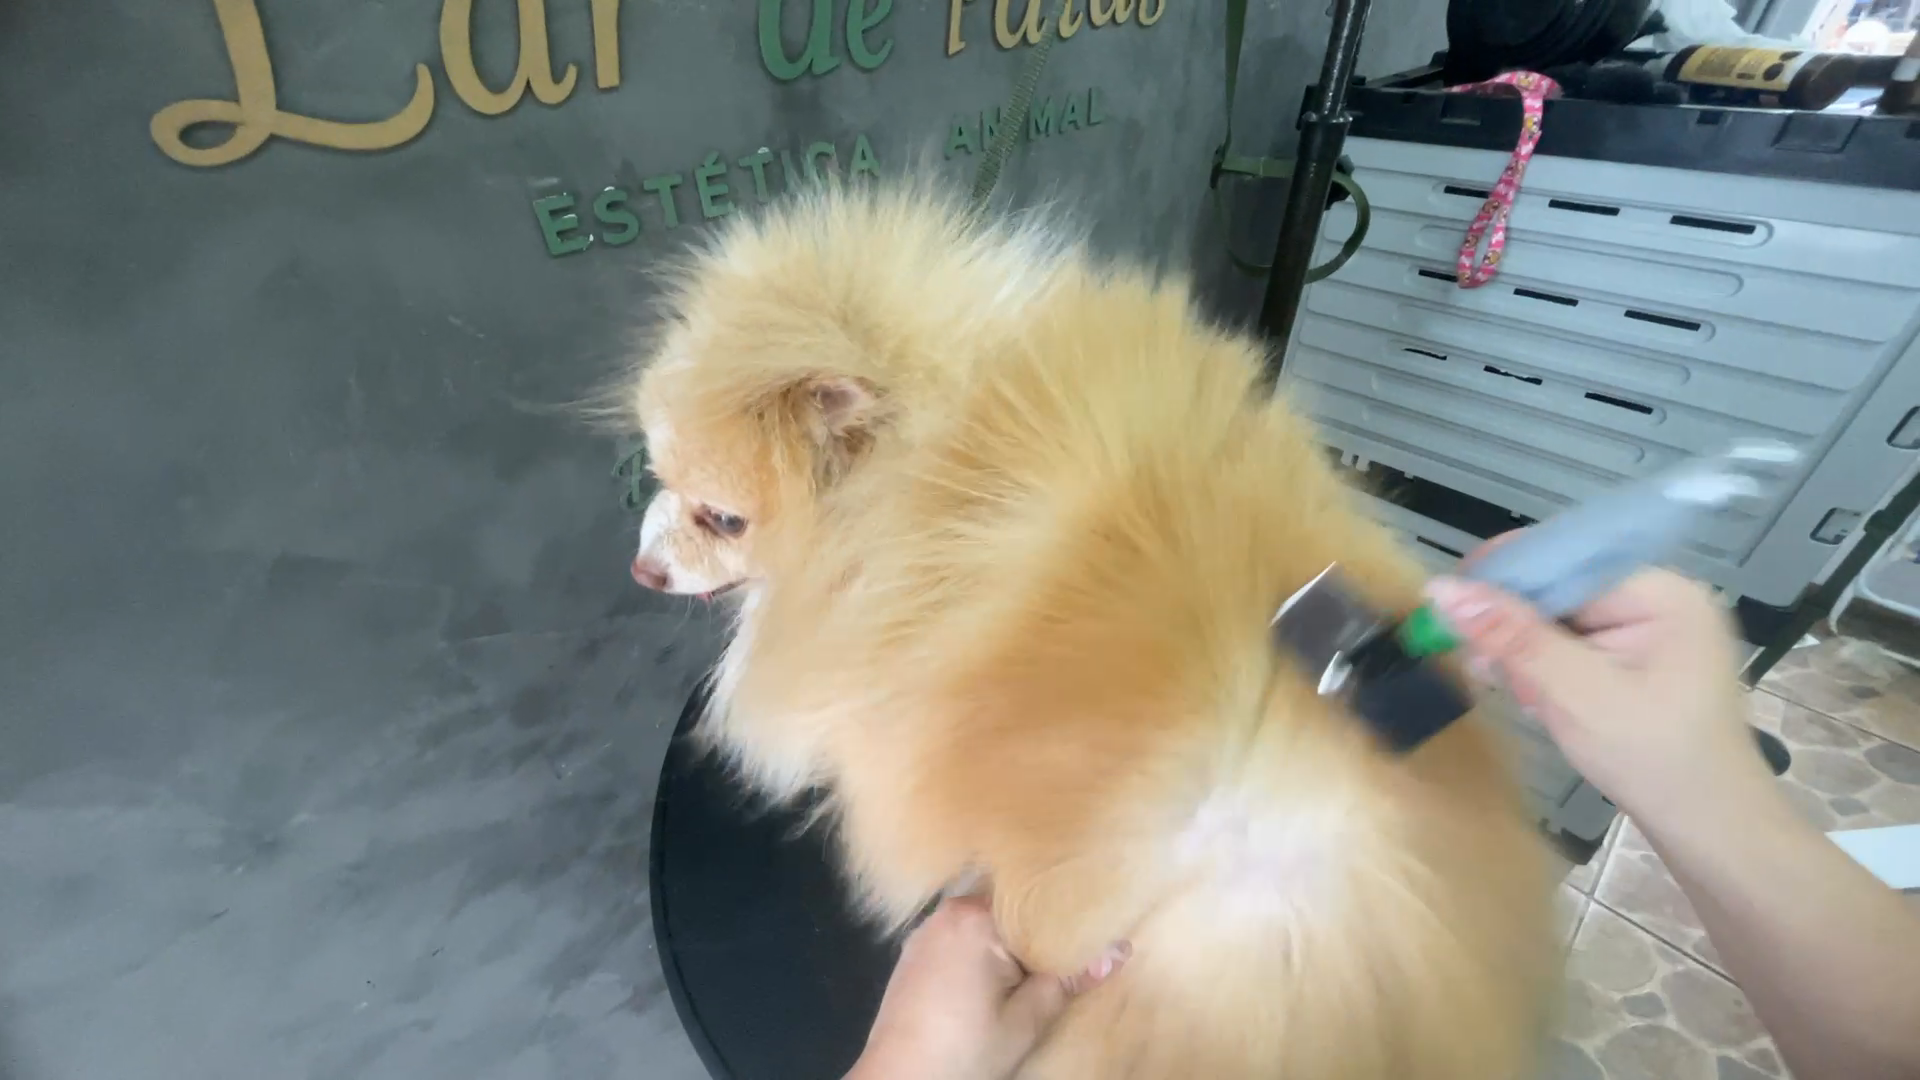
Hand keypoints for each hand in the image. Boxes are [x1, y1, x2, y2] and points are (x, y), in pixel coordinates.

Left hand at [846, 894, 1128, 1079]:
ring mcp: (927, 928)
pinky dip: (976, 947)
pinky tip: (990, 975)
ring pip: (980, 918)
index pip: (1031, 898)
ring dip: (1003, 938)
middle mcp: (949, 910)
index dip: (1060, 912)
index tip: (1087, 920)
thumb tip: (1118, 949)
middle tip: (1060, 948)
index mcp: (977, 916)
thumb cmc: (964, 1051)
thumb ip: (1068, 980)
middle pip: (1005, 906)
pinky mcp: (914, 949)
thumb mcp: (1025, 1022)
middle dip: (1032, 928)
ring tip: (1028, 964)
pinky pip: (956, 933)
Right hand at [1421, 534, 1764, 824]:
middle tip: (1484, 667)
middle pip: (1546, 585)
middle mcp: (1649, 595)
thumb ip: (1509, 634)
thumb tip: (1439, 588)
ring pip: (1543, 612)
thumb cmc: (1651, 756)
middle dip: (1506, 624)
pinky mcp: (1623, 649)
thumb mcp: (1572, 690)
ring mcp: (1638, 623)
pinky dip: (1531, 660)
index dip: (1495, 580)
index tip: (1449, 613)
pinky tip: (1531, 691)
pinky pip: (1556, 635)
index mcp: (1656, 592)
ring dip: (1515, 647)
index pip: (1555, 560)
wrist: (1706, 823)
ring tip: (1515, 689)